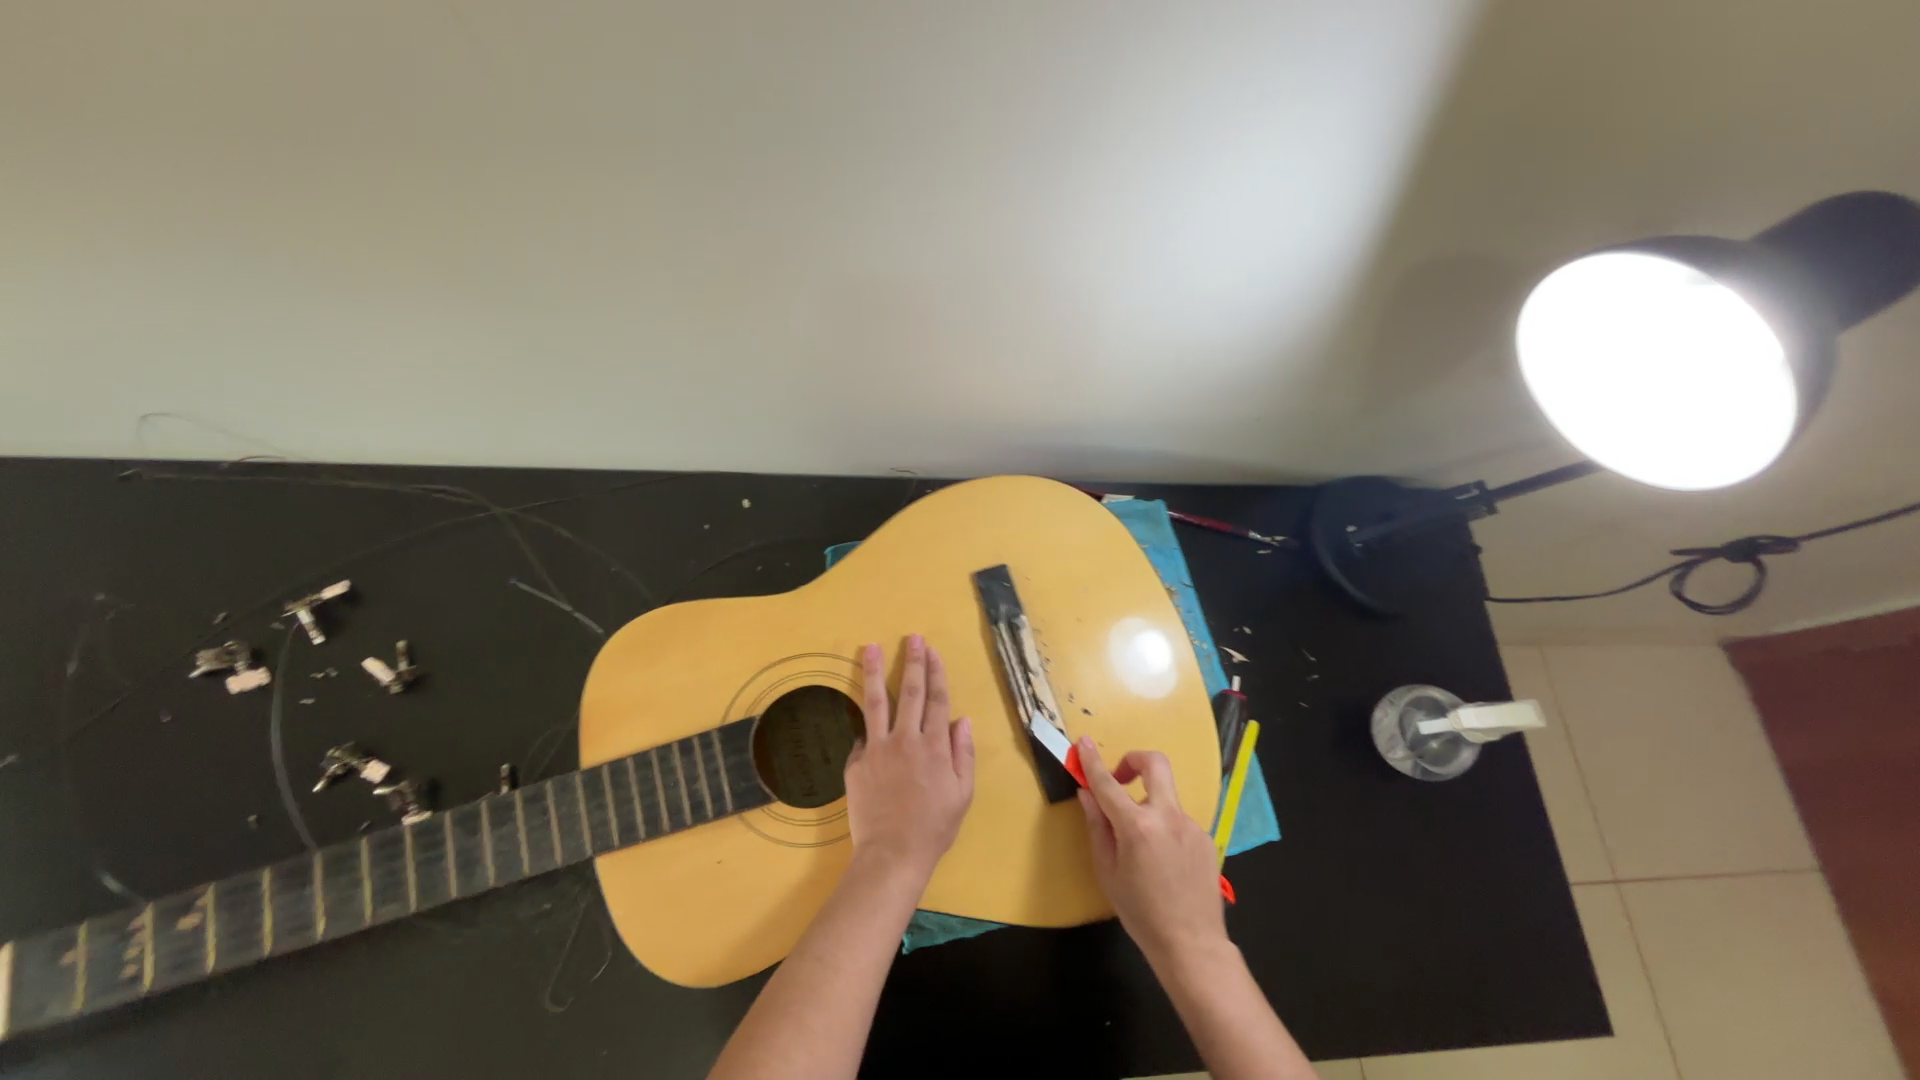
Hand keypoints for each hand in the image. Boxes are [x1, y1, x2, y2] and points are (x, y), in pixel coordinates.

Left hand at [844, 635, 975, 882]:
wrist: (892, 854)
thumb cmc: (934, 828)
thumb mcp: (962, 794)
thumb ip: (963, 754)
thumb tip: (961, 721)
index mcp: (935, 746)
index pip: (938, 700)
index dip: (936, 672)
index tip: (932, 651)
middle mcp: (906, 740)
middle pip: (910, 692)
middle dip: (912, 661)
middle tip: (912, 638)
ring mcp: (877, 749)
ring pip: (876, 702)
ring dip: (874, 671)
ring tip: (869, 647)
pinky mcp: (856, 763)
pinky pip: (863, 738)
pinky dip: (866, 727)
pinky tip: (865, 719)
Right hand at [1075, 737, 1227, 965]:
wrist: (1191, 943)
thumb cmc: (1140, 912)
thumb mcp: (1107, 871)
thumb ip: (1097, 827)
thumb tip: (1087, 794)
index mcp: (1137, 827)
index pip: (1108, 784)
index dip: (1093, 760)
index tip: (1083, 742)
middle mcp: (1167, 816)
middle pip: (1155, 763)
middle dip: (1134, 759)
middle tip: (1120, 778)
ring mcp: (1191, 825)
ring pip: (1165, 798)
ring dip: (1148, 805)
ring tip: (1141, 846)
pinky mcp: (1206, 837)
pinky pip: (1178, 820)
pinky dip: (1164, 827)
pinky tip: (1163, 861)